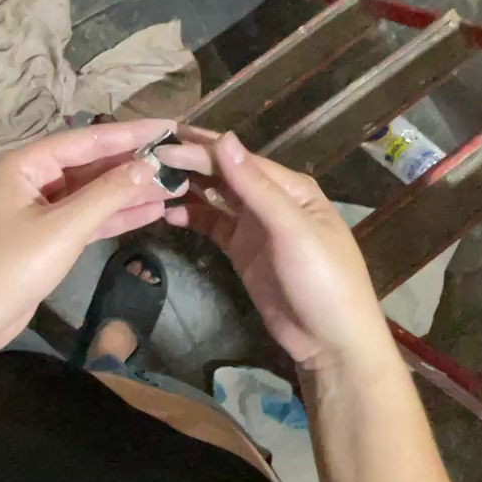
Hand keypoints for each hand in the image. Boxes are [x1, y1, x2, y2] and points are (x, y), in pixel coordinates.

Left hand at [0, 120, 181, 364]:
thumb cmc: (6, 269)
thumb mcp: (61, 230)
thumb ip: (106, 195)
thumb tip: (148, 165)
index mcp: (25, 163)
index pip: (87, 140)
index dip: (130, 133)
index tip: (169, 126)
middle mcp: (32, 178)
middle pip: (92, 164)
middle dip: (134, 164)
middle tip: (181, 159)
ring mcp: (39, 208)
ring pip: (93, 192)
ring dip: (131, 191)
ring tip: (177, 185)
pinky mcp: (47, 237)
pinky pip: (87, 218)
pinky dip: (116, 216)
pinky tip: (152, 210)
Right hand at [160, 130, 395, 370]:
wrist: (331, 342)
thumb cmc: (323, 279)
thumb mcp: (292, 229)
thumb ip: (256, 186)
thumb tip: (224, 139)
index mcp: (290, 188)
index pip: (239, 159)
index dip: (202, 150)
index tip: (165, 143)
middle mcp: (272, 200)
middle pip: (226, 174)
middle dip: (191, 164)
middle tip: (150, 156)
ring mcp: (256, 227)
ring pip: (217, 198)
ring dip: (189, 188)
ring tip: (152, 182)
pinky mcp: (243, 251)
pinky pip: (214, 226)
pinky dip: (193, 218)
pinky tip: (169, 215)